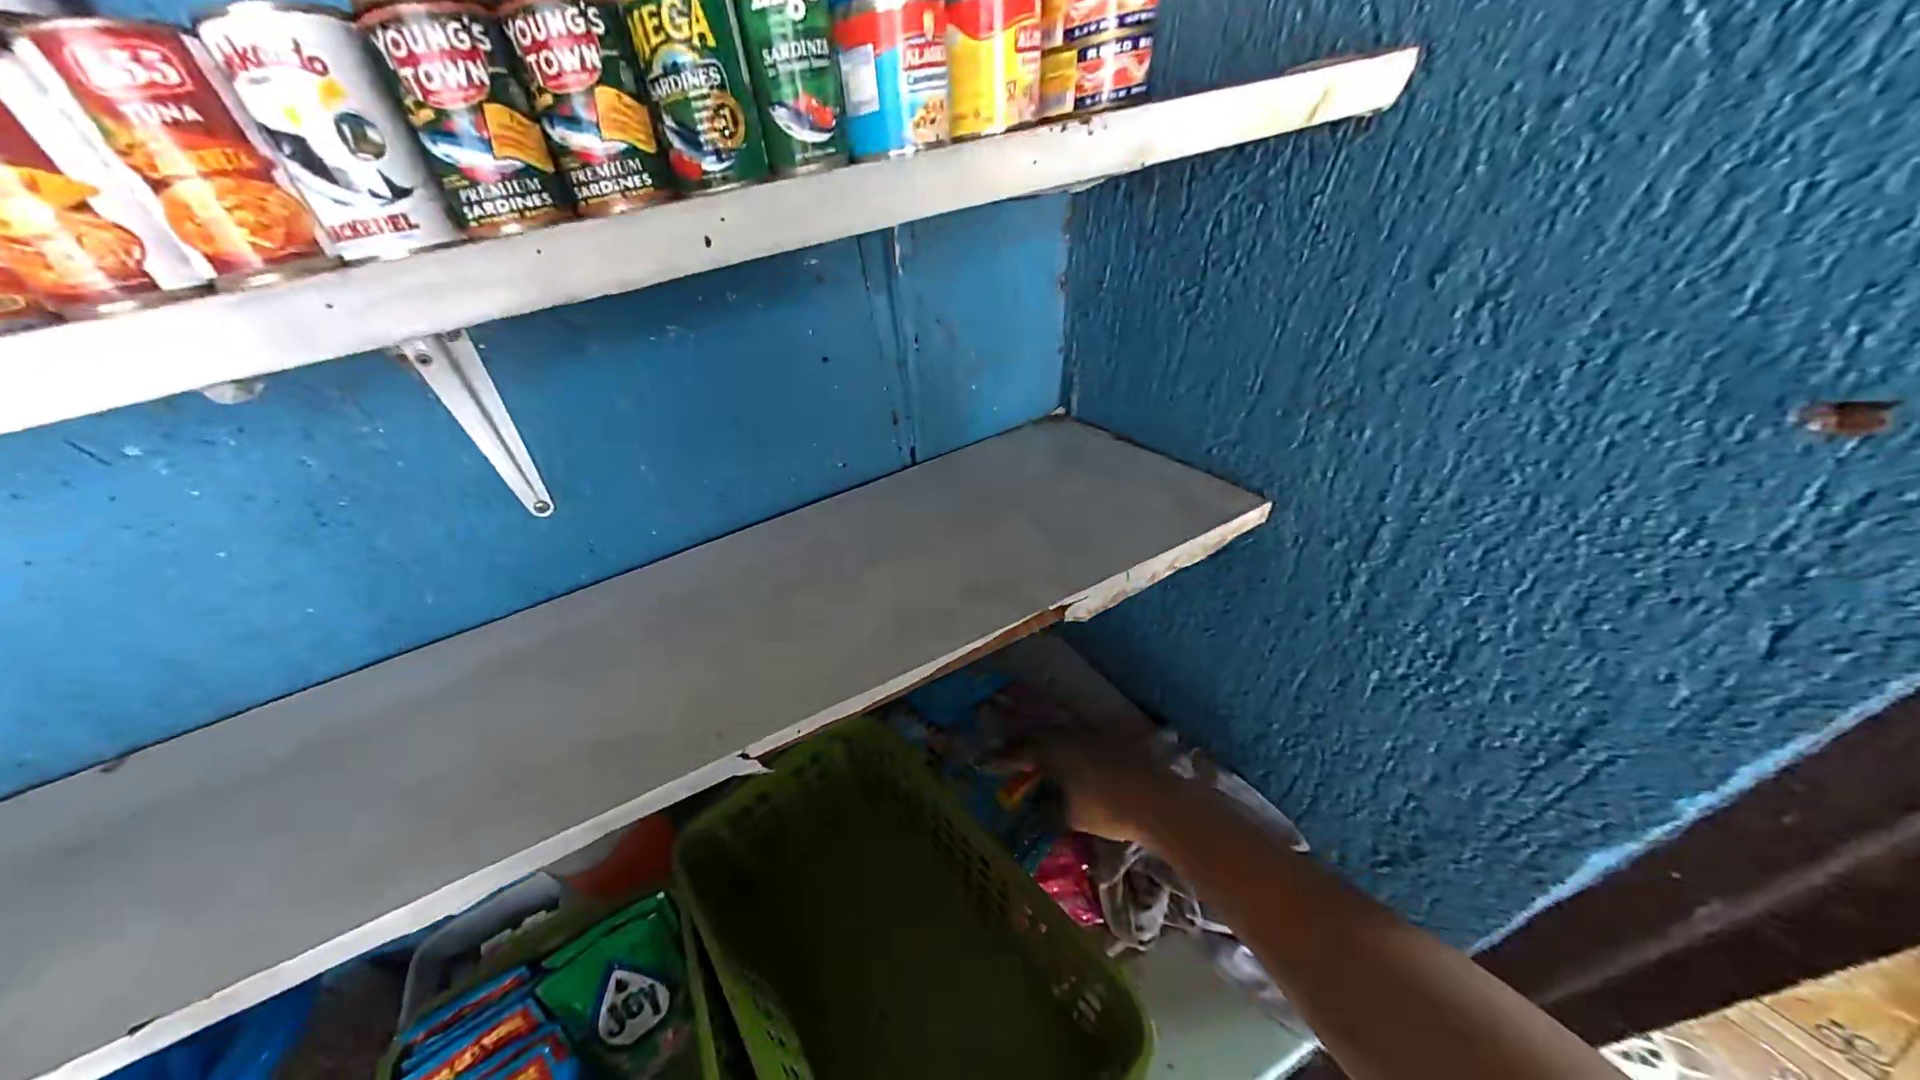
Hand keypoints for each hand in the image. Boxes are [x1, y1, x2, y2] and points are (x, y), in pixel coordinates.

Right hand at [978, 684, 1183, 845]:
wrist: (1157, 799)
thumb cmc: (1107, 808)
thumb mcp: (1071, 816)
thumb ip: (1048, 812)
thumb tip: (1035, 813)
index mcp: (1053, 750)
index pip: (1018, 752)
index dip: (1000, 758)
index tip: (983, 761)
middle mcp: (1069, 735)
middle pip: (1039, 737)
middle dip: (1022, 746)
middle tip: (1008, 753)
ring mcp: (1093, 734)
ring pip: (1061, 734)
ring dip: (1046, 743)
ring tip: (1037, 753)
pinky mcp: (1113, 740)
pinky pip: (1081, 738)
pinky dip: (1069, 747)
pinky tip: (1071, 757)